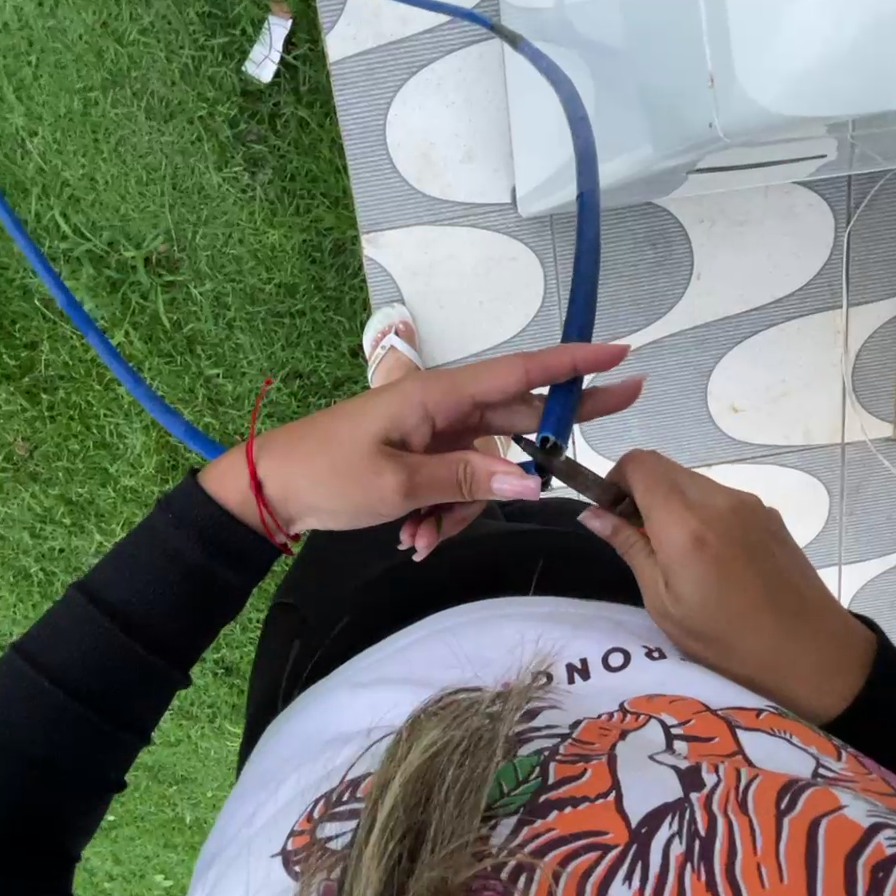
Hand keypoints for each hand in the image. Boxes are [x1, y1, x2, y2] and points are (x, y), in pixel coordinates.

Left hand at [199, 342, 641, 557]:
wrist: (272, 491)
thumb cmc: (328, 474)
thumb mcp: (399, 483)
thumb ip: (467, 480)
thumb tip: (529, 482)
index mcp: (438, 398)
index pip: (518, 374)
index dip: (572, 366)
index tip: (620, 356)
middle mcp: (443, 411)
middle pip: (515, 418)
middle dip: (553, 436)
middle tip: (624, 412)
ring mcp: (433, 437)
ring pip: (484, 470)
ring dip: (463, 511)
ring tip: (420, 540)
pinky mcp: (421, 461)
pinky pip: (456, 487)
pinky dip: (443, 516)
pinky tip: (413, 539)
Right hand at [577, 450, 875, 723]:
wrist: (812, 654)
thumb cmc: (726, 640)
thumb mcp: (663, 602)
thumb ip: (629, 548)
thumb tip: (592, 513)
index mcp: (685, 524)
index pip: (639, 463)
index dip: (615, 479)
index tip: (611, 514)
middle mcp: (717, 500)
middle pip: (663, 467)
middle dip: (638, 490)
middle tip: (636, 536)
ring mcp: (748, 503)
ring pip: (691, 481)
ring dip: (669, 502)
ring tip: (673, 553)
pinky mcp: (767, 513)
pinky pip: (719, 497)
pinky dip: (698, 511)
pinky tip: (709, 558)